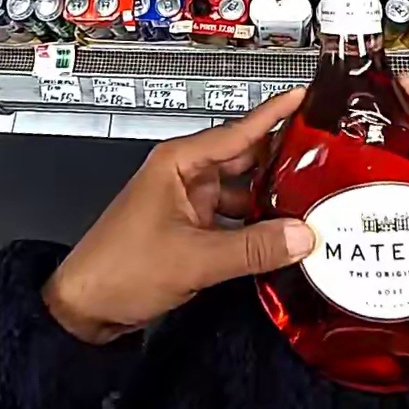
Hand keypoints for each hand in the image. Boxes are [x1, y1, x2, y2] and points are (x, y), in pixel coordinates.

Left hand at [44, 89, 314, 343]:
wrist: (83, 311)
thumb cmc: (118, 270)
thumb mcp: (194, 259)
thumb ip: (253, 248)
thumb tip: (300, 236)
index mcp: (180, 162)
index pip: (238, 129)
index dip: (275, 112)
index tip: (304, 97)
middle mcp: (187, 174)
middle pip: (246, 157)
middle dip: (282, 157)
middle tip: (324, 156)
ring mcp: (191, 199)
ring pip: (243, 188)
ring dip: (272, 196)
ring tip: (311, 198)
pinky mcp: (194, 224)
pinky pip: (236, 215)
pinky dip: (258, 222)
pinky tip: (282, 231)